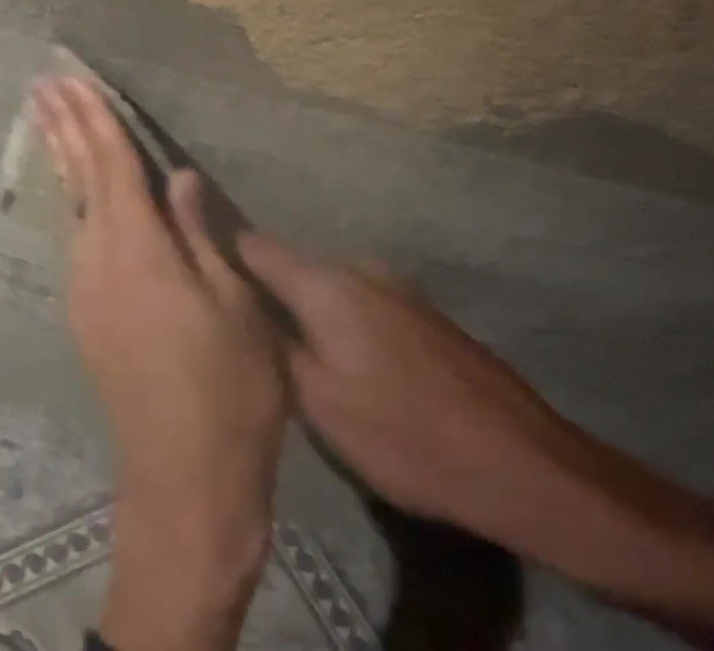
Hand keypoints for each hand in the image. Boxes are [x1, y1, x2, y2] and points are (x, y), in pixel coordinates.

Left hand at [32, 77, 286, 650]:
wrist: (180, 470)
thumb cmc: (229, 388)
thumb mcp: (235, 306)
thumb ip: (200, 235)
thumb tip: (178, 179)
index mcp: (138, 249)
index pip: (111, 166)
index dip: (94, 118)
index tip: (72, 79)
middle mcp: (96, 260)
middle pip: (77, 179)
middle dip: (61, 127)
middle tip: (38, 84)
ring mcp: (81, 289)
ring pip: (70, 207)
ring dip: (61, 160)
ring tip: (48, 120)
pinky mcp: (82, 315)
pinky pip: (75, 239)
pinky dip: (73, 201)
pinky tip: (74, 192)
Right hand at [241, 235, 713, 635]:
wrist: (527, 470)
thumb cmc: (406, 437)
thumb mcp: (316, 402)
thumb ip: (269, 345)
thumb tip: (233, 306)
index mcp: (326, 285)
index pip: (251, 244)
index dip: (215, 247)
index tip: (186, 263)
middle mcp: (361, 272)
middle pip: (288, 268)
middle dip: (257, 290)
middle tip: (229, 327)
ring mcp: (399, 292)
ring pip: (324, 291)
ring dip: (298, 311)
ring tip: (276, 350)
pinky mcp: (425, 319)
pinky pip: (357, 307)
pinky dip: (333, 324)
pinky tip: (332, 363)